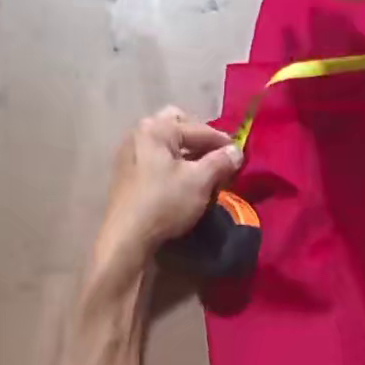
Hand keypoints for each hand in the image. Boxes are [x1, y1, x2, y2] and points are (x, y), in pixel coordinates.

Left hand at [96, 107, 243, 267]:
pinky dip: (171, 164)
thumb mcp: (200, 181)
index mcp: (156, 128)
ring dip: (185, 153)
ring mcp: (128, 153)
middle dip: (199, 139)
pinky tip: (181, 181)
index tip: (239, 155)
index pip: (199, 128)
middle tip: (215, 157)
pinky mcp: (125, 173)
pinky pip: (154, 159)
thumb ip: (221, 162)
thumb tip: (236, 151)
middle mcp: (138, 133)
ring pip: (165, 144)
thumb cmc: (165, 203)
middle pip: (177, 126)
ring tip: (202, 171)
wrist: (126, 237)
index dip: (222, 141)